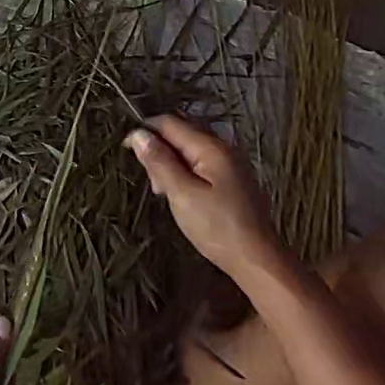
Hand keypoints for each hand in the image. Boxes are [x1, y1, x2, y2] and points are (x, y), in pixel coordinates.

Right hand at [126, 114, 278, 274]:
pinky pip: (200, 162)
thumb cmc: (217, 228)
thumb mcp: (182, 194)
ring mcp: (230, 163)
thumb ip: (159, 161)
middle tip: (151, 180)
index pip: (169, 123)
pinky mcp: (232, 179)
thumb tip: (138, 133)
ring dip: (170, 162)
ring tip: (163, 191)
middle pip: (180, 132)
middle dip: (158, 147)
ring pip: (189, 148)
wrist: (258, 261)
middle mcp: (223, 147)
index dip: (145, 131)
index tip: (126, 149)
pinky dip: (184, 171)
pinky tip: (180, 193)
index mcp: (211, 147)